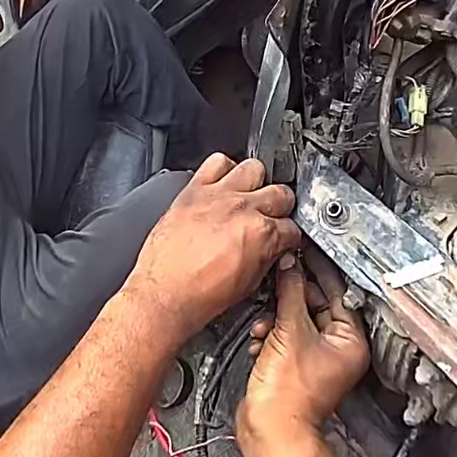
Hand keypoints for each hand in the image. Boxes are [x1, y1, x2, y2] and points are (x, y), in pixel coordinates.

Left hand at [119, 155, 301, 346]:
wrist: (164, 295)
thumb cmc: (199, 295)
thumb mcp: (248, 285)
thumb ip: (267, 258)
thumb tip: (273, 249)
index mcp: (261, 234)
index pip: (292, 227)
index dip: (290, 236)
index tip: (284, 238)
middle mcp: (243, 208)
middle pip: (281, 193)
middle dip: (280, 207)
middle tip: (271, 217)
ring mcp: (218, 195)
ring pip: (254, 168)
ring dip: (256, 183)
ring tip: (249, 196)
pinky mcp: (194, 190)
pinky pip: (216, 162)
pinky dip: (223, 169)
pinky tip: (223, 183)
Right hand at [238, 250, 369, 440]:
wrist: (267, 428)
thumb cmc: (288, 394)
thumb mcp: (290, 329)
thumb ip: (290, 291)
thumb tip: (290, 265)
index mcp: (350, 341)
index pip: (337, 292)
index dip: (317, 271)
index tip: (304, 252)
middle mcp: (338, 348)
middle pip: (314, 303)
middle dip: (289, 297)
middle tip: (276, 281)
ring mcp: (316, 356)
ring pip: (296, 318)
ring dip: (275, 317)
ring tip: (264, 325)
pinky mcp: (296, 362)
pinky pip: (285, 333)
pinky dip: (271, 333)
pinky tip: (260, 340)